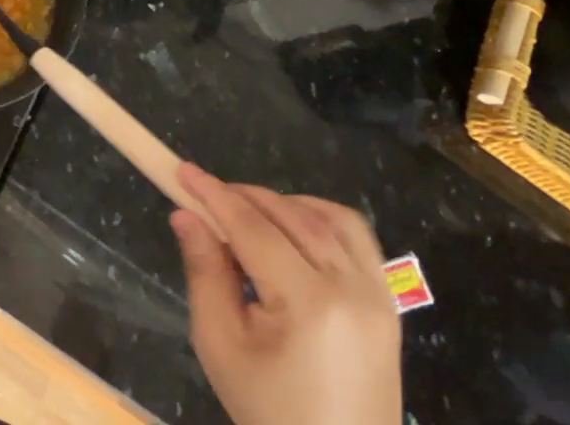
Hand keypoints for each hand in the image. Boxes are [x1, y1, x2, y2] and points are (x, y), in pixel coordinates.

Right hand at [171, 164, 401, 424]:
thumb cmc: (269, 408)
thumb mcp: (220, 343)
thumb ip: (205, 273)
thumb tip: (186, 216)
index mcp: (309, 304)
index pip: (254, 228)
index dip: (214, 194)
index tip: (181, 170)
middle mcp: (353, 289)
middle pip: (292, 215)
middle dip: (243, 195)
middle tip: (203, 194)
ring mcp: (379, 296)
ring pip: (331, 218)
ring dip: (284, 203)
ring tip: (246, 212)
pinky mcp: (388, 304)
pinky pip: (358, 240)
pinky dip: (321, 220)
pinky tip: (292, 229)